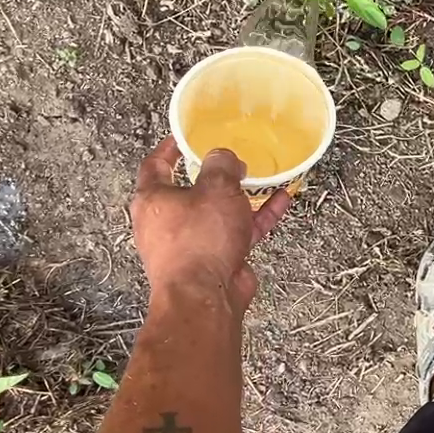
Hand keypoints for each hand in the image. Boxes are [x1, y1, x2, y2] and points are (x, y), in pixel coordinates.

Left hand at [131, 137, 292, 310]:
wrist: (206, 294)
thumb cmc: (198, 242)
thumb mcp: (215, 188)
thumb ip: (221, 165)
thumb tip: (223, 156)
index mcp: (154, 200)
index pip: (156, 165)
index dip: (169, 149)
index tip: (183, 138)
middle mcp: (167, 222)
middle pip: (191, 191)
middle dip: (215, 176)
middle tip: (231, 162)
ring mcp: (192, 242)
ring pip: (219, 212)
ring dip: (242, 197)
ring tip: (262, 180)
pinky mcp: (216, 258)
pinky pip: (239, 231)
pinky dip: (258, 217)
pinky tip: (279, 202)